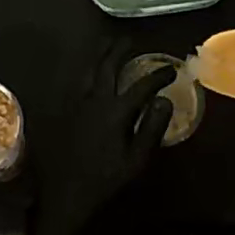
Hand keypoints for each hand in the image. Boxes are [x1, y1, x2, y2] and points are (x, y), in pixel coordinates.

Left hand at [27, 45, 173, 234]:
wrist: (65, 193)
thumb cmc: (105, 180)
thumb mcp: (136, 160)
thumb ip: (151, 129)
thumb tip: (164, 100)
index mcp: (114, 112)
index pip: (140, 86)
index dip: (157, 75)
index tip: (170, 69)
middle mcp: (94, 100)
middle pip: (108, 67)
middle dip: (120, 51)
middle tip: (130, 40)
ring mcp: (76, 102)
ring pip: (89, 70)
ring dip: (100, 55)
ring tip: (108, 45)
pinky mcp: (64, 109)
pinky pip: (77, 81)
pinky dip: (87, 69)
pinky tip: (90, 71)